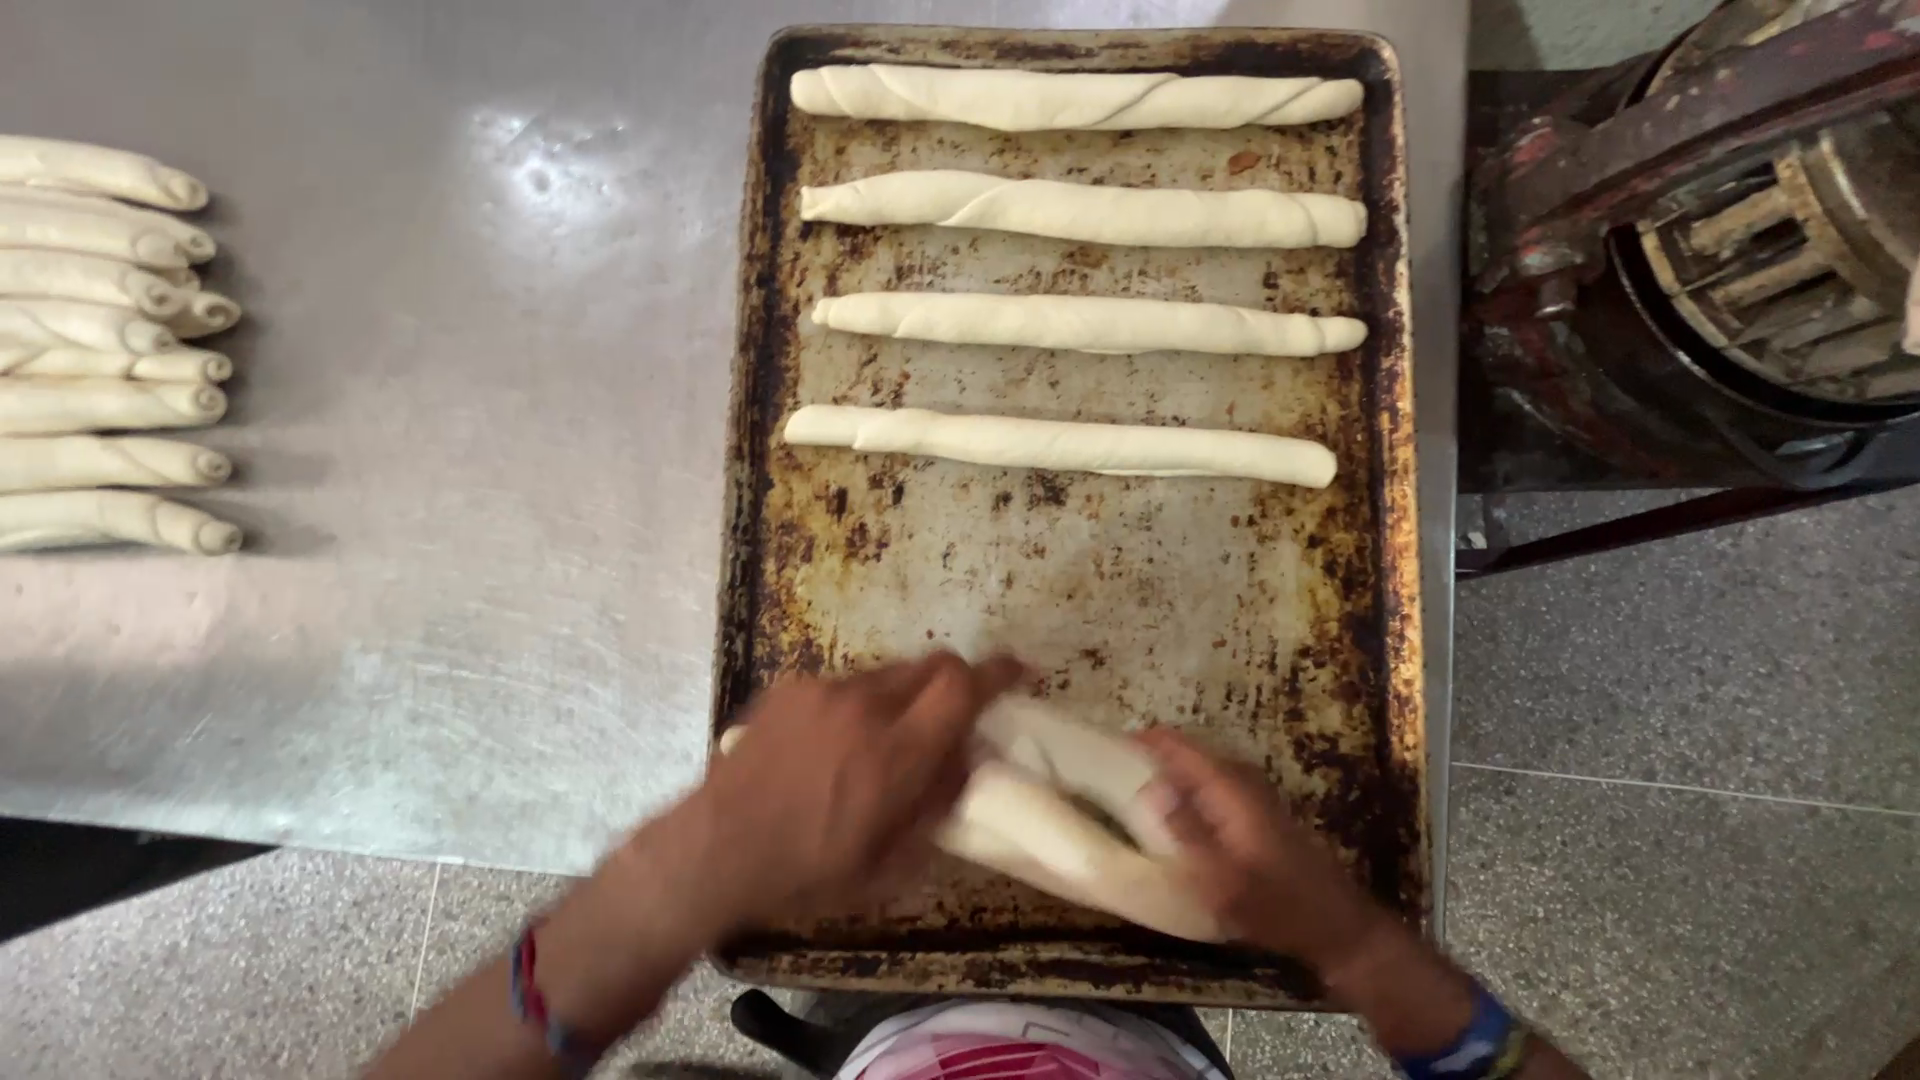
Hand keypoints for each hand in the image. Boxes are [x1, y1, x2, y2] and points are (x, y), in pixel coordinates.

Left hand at [670, 650, 1025, 931]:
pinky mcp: (792, 687)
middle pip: (932, 666)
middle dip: (954, 683)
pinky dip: (858, 704)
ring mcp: (824, 691)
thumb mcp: (888, 864)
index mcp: (895, 755)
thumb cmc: (808, 871)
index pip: (962, 688)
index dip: (998, 672)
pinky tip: (834, 742)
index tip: (1018, 670)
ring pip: (888, 675)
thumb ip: (937, 806)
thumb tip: (963, 762)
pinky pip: (845, 684)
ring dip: (903, 697)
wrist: (715, 849)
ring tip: (881, 740)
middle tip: (952, 714)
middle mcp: (865, 708)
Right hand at [1135, 727, 1388, 971]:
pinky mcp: (1259, 808)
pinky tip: (1175, 809)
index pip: (1180, 746)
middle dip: (1154, 754)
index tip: (1107, 745)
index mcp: (1229, 788)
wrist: (1336, 925)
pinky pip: (1213, 781)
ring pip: (1202, 766)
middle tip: (1114, 768)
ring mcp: (1254, 792)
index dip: (1145, 740)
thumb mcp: (1222, 878)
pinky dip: (1188, 784)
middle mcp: (1242, 779)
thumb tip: (1150, 788)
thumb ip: (1185, 831)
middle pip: (1189, 751)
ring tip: (1135, 784)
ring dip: (1170, 769)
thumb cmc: (1276, 905)